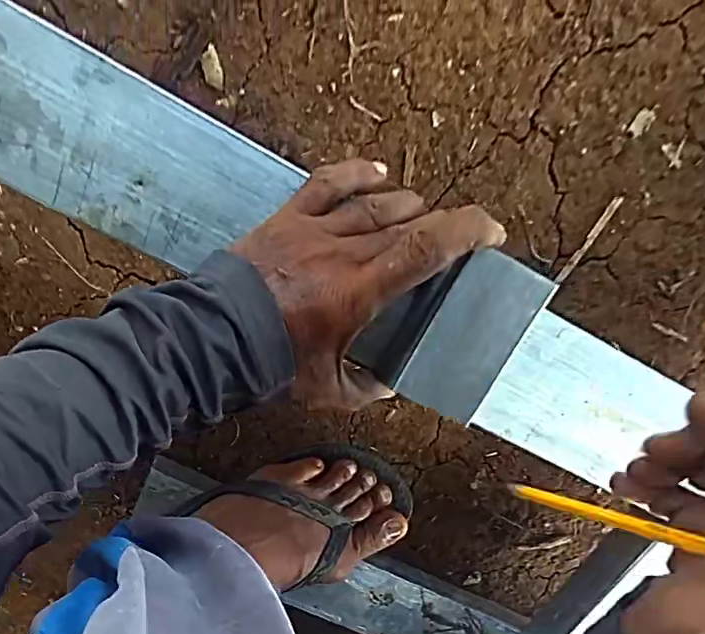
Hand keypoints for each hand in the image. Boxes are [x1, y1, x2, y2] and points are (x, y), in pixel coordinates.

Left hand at [231, 159, 505, 409]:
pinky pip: (327, 184)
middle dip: (439, 225)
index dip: (466, 232)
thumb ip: (366, 389)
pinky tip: (377, 172)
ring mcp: (313, 230)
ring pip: (374, 203)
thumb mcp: (328, 391)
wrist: (214, 342)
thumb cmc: (270, 366)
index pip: (427, 246)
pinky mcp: (287, 221)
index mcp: (360, 290)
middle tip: (451, 239)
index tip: (490, 232)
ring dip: (404, 205)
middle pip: (407, 221)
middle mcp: (342, 251)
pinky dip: (355, 174)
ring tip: (418, 213)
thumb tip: (387, 386)